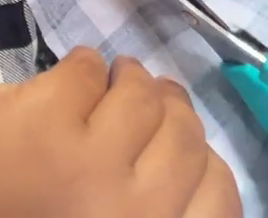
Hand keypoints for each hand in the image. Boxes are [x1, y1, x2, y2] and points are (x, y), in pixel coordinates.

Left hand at [0, 47, 238, 216]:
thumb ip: (138, 210)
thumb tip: (184, 162)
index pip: (221, 197)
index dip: (205, 161)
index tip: (182, 143)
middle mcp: (134, 212)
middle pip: (186, 137)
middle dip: (172, 109)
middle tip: (152, 96)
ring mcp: (90, 163)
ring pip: (142, 94)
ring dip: (131, 78)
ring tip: (114, 78)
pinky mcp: (46, 117)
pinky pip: (88, 69)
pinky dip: (85, 64)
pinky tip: (72, 75)